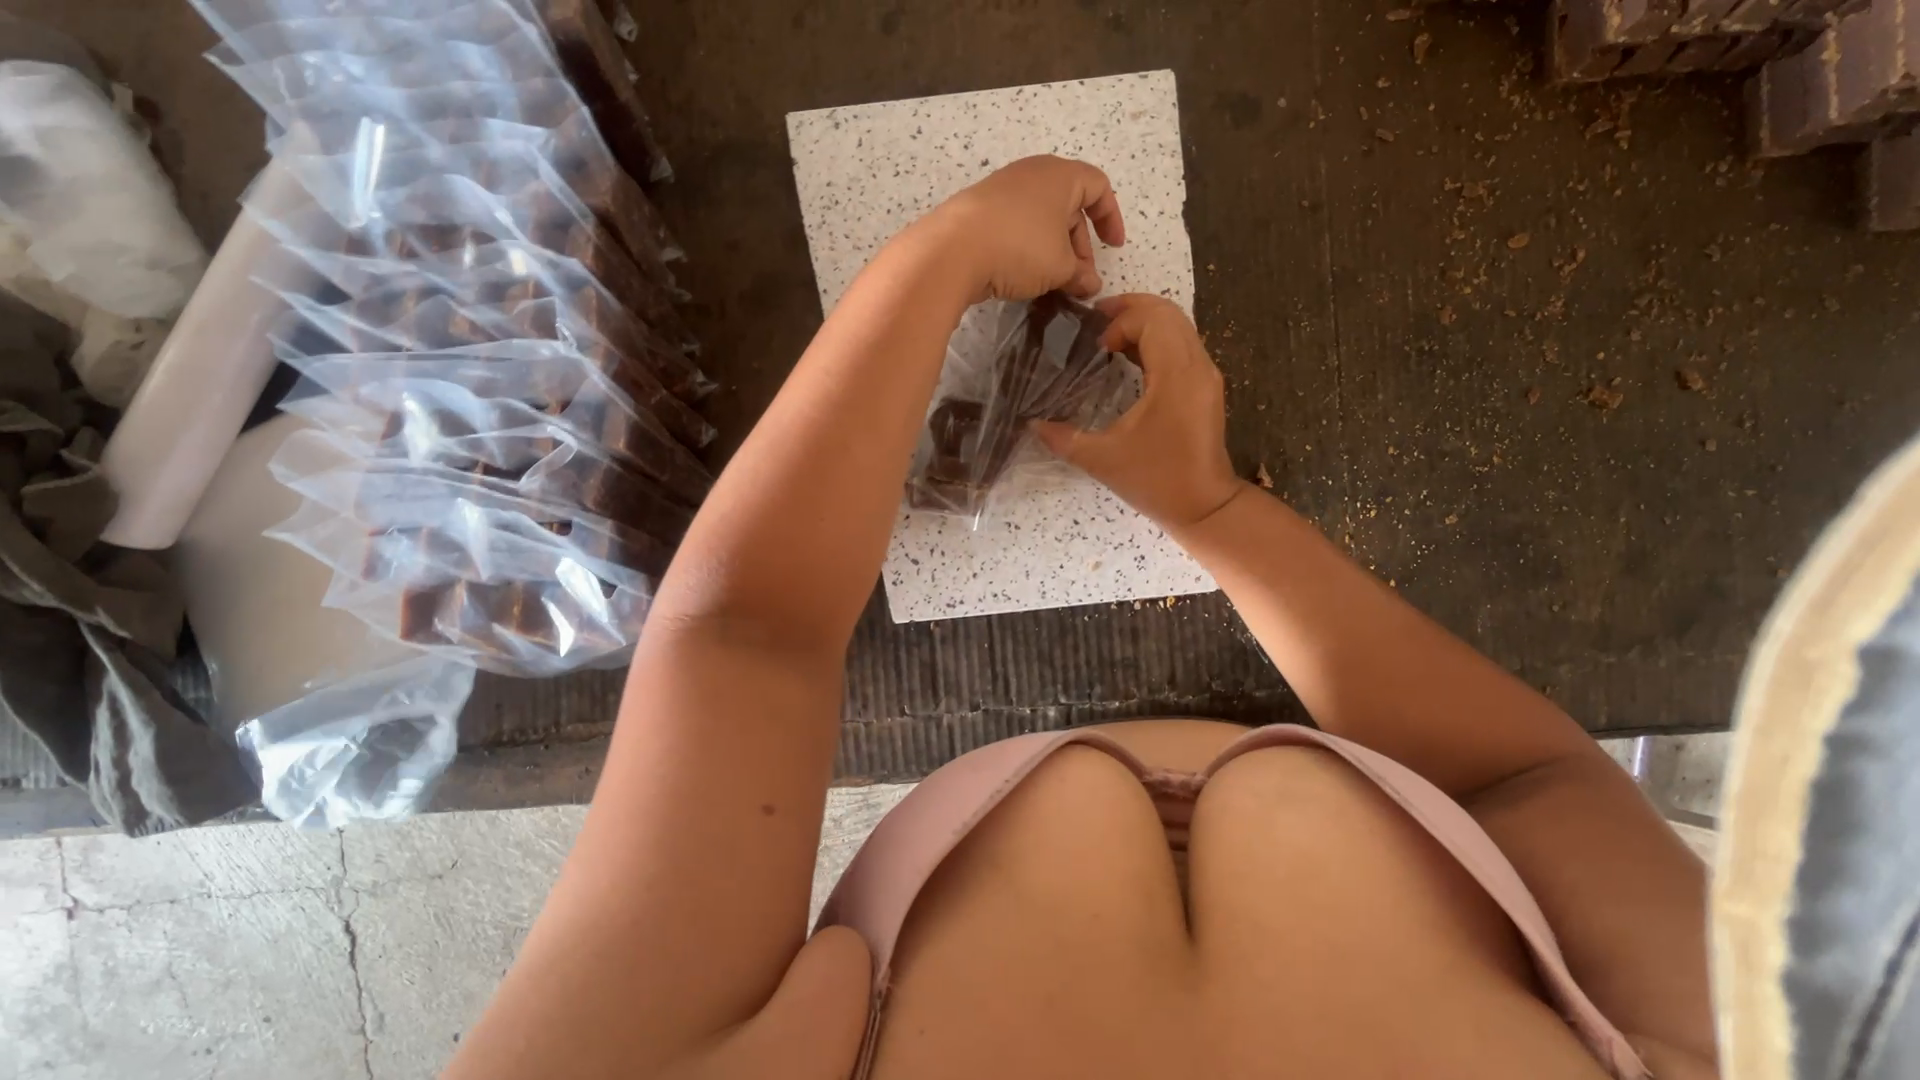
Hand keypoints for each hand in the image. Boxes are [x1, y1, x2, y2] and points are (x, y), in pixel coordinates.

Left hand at [925, 155, 1126, 301]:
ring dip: (1053, 251)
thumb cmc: (1020, 248)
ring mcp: (1001, 191)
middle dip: (1079, 244)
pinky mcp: (978, 212)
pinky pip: (1015, 227)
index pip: (1098, 187)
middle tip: (1080, 278)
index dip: (1111, 217)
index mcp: (1059, 176)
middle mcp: (1031, 175)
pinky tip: (1023, 277)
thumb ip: (1080, 275)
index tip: (1114, 248)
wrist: (951, 251)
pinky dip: (1027, 249)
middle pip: (1068, 206)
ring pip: (1040, 219)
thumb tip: (1090, 285)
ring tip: (1053, 283)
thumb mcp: (1060, 267)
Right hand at [1032, 294, 1243, 529]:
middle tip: (1096, 321)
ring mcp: (1205, 375)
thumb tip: (1033, 424)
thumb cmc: (1156, 481)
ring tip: (1109, 336)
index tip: (1095, 347)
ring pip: (1178, 326)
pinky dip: (1156, 340)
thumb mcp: (1103, 460)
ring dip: (1144, 323)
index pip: (1152, 319)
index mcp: (1175, 376)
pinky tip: (1128, 357)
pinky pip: (1182, 345)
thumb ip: (1065, 439)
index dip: (1120, 321)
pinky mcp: (1206, 387)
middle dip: (1131, 309)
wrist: (1204, 507)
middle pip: (1169, 313)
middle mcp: (1197, 367)